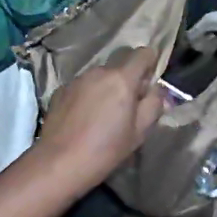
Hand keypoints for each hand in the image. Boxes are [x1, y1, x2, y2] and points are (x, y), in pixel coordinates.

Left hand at [34, 47, 164, 191]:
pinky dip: (87, 96)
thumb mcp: (139, 132)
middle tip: (127, 109)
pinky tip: (83, 119)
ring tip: (102, 116)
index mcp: (122, 79)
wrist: (60, 162)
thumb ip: (153, 105)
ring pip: (99, 78)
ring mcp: (77, 80)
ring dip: (105, 89)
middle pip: (120, 68)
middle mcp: (98, 72)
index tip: (149, 81)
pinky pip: (82, 87)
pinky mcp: (60, 90)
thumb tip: (156, 90)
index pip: (142, 54)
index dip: (150, 63)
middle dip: (126, 83)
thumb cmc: (106, 149)